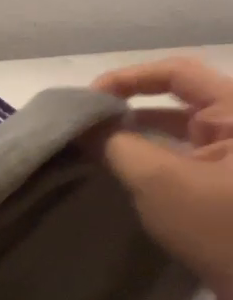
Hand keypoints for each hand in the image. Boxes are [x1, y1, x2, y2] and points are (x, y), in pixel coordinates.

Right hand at [93, 58, 232, 299]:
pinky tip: (123, 169)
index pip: (179, 73)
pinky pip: (192, 152)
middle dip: (126, 109)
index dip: (126, 78)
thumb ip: (114, 142)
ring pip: (183, 128)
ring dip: (138, 134)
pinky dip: (155, 154)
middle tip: (82, 127)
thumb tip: (81, 120)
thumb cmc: (222, 227)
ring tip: (95, 148)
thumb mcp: (158, 179)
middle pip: (181, 98)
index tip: (85, 103)